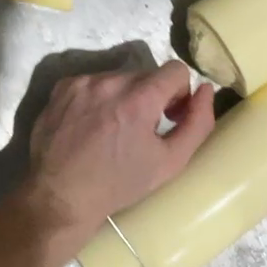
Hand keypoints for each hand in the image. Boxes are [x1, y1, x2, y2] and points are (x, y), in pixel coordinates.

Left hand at [23, 59, 214, 233]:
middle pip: (146, 75)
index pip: (176, 70)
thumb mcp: (170, 162)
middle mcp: (109, 82)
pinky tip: (91, 126)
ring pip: (118, 78)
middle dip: (151, 96)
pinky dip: (98, 99)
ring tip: (113, 130)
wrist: (60, 196)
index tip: (168, 117)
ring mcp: (82, 82)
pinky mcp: (62, 87)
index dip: (178, 93)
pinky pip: (92, 83)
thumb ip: (198, 123)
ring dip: (123, 97)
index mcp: (139, 99)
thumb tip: (206, 91)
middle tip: (142, 129)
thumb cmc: (118, 184)